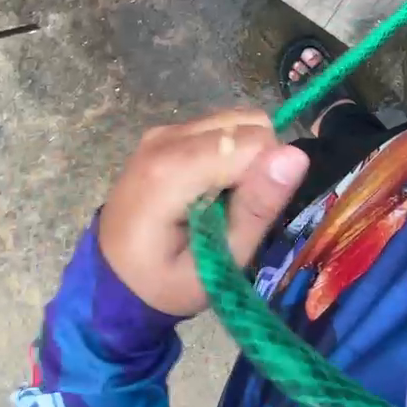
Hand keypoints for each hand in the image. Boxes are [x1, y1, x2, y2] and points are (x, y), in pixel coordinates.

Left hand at [97, 109, 309, 316]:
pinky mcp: (169, 131)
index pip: (254, 141)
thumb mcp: (218, 266)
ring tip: (225, 199)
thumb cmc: (163, 284)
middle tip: (238, 209)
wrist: (109, 285)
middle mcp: (165, 138)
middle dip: (260, 162)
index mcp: (170, 170)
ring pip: (239, 120)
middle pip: (248, 124)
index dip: (266, 176)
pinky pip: (223, 125)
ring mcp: (164, 131)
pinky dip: (231, 151)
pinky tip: (213, 186)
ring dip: (247, 156)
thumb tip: (297, 155)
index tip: (248, 214)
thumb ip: (257, 209)